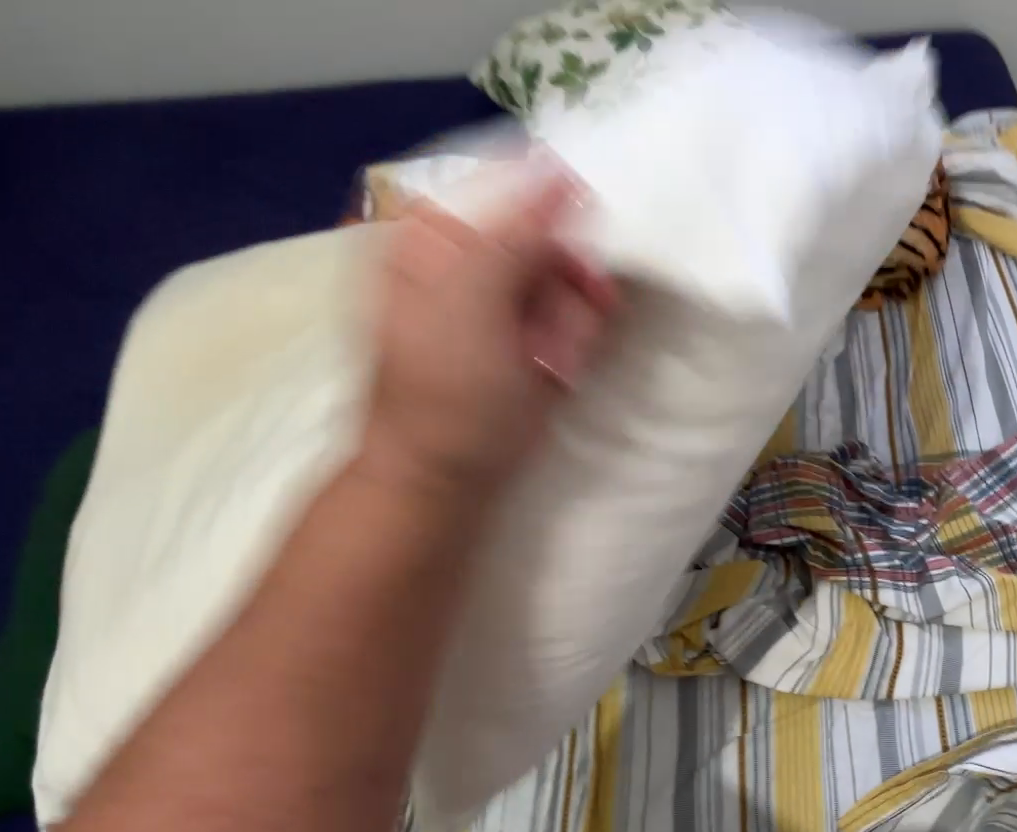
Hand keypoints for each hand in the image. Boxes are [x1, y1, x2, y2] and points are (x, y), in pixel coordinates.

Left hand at [360, 167, 616, 498]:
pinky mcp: (526, 331)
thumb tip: (559, 171)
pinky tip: (563, 366)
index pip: (504, 181)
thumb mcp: (469, 302)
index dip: (553, 205)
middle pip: (544, 229)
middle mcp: (466, 253)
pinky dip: (577, 336)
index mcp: (433, 232)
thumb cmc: (449, 393)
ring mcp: (498, 295)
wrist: (446, 475)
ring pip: (567, 272)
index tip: (584, 237)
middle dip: (569, 273)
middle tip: (576, 312)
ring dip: (576, 314)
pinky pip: (572, 310)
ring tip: (559, 357)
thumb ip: (511, 235)